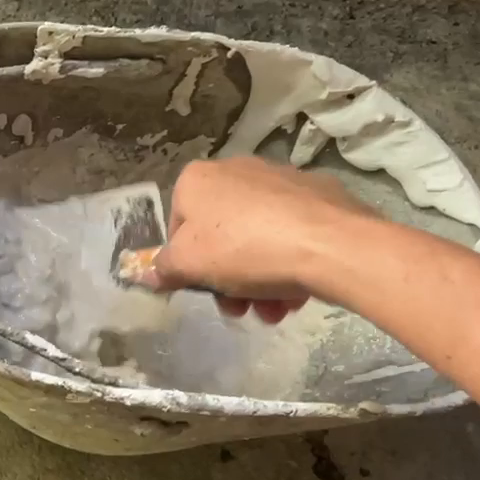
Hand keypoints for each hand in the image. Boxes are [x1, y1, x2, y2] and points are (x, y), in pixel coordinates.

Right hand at [132, 157, 371, 322]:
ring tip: (276, 309)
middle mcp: (235, 169)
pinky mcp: (319, 194)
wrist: (331, 244)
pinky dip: (290, 260)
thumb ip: (164, 268)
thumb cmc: (245, 249)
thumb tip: (147, 273)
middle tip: (243, 308)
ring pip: (257, 237)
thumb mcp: (189, 265)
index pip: (178, 226)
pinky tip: (299, 291)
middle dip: (229, 277)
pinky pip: (292, 232)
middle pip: (220, 235)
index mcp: (197, 179)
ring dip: (259, 279)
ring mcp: (280, 179)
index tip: (207, 290)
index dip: (188, 264)